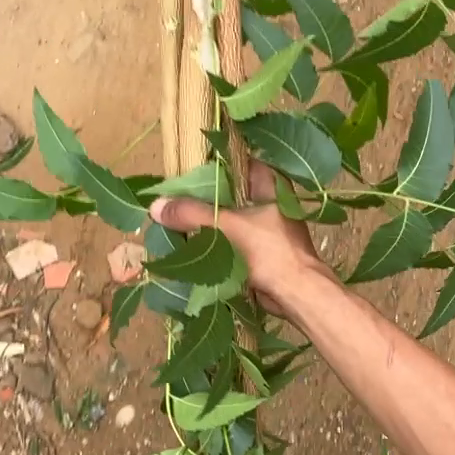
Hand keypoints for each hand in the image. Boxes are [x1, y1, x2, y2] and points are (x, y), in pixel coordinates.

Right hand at [147, 161, 336, 316]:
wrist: (298, 293)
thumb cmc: (271, 253)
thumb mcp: (227, 227)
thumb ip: (192, 213)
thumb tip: (156, 206)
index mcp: (270, 183)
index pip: (235, 161)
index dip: (208, 164)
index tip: (181, 168)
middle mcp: (269, 199)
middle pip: (228, 190)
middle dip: (201, 195)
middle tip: (171, 195)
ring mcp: (266, 225)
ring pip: (228, 216)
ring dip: (205, 220)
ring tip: (174, 216)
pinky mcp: (260, 248)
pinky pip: (231, 238)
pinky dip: (214, 240)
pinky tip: (190, 240)